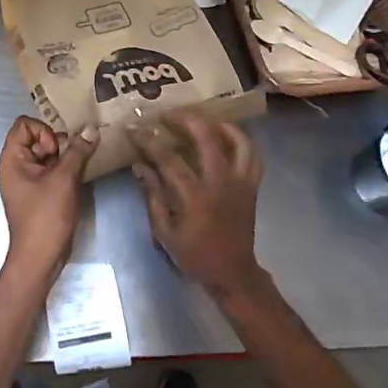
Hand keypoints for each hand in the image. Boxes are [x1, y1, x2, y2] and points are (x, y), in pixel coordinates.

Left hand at [0, 116, 94, 278]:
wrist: (40, 256)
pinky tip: (80, 174)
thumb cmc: (46, 215)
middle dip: (58, 142)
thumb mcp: (64, 179)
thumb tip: (91, 129)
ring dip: (64, 156)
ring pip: (46, 154)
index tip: (56, 149)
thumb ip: (77, 150)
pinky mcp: (38, 192)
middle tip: (73, 157)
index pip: (23, 125)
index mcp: (12, 159)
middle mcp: (16, 166)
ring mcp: (27, 180)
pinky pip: (50, 170)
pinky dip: (64, 169)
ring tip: (81, 164)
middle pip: (36, 138)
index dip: (43, 130)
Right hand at [130, 110, 265, 295]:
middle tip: (167, 114)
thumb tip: (139, 166)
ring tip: (201, 119)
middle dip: (184, 119)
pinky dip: (241, 141)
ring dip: (218, 124)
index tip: (134, 128)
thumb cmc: (195, 255)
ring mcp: (241, 181)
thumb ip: (153, 196)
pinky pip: (253, 155)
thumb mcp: (165, 232)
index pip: (168, 158)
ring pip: (236, 140)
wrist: (232, 272)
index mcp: (195, 196)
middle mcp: (220, 182)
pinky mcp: (253, 185)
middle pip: (205, 136)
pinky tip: (227, 136)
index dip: (149, 140)